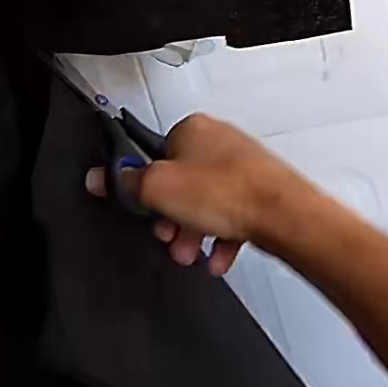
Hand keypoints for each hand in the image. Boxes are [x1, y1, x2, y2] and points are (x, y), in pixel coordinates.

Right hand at [85, 113, 309, 275]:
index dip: (147, 188)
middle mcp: (218, 141)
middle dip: (173, 218)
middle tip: (170, 237)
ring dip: (194, 232)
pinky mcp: (258, 189)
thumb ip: (127, 183)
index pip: (155, 155)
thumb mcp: (159, 188)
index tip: (145, 207)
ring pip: (206, 203)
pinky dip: (221, 237)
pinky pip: (230, 215)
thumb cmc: (230, 194)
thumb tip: (103, 176)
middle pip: (180, 183)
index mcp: (192, 129)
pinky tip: (218, 257)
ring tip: (193, 254)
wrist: (285, 215)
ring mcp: (241, 165)